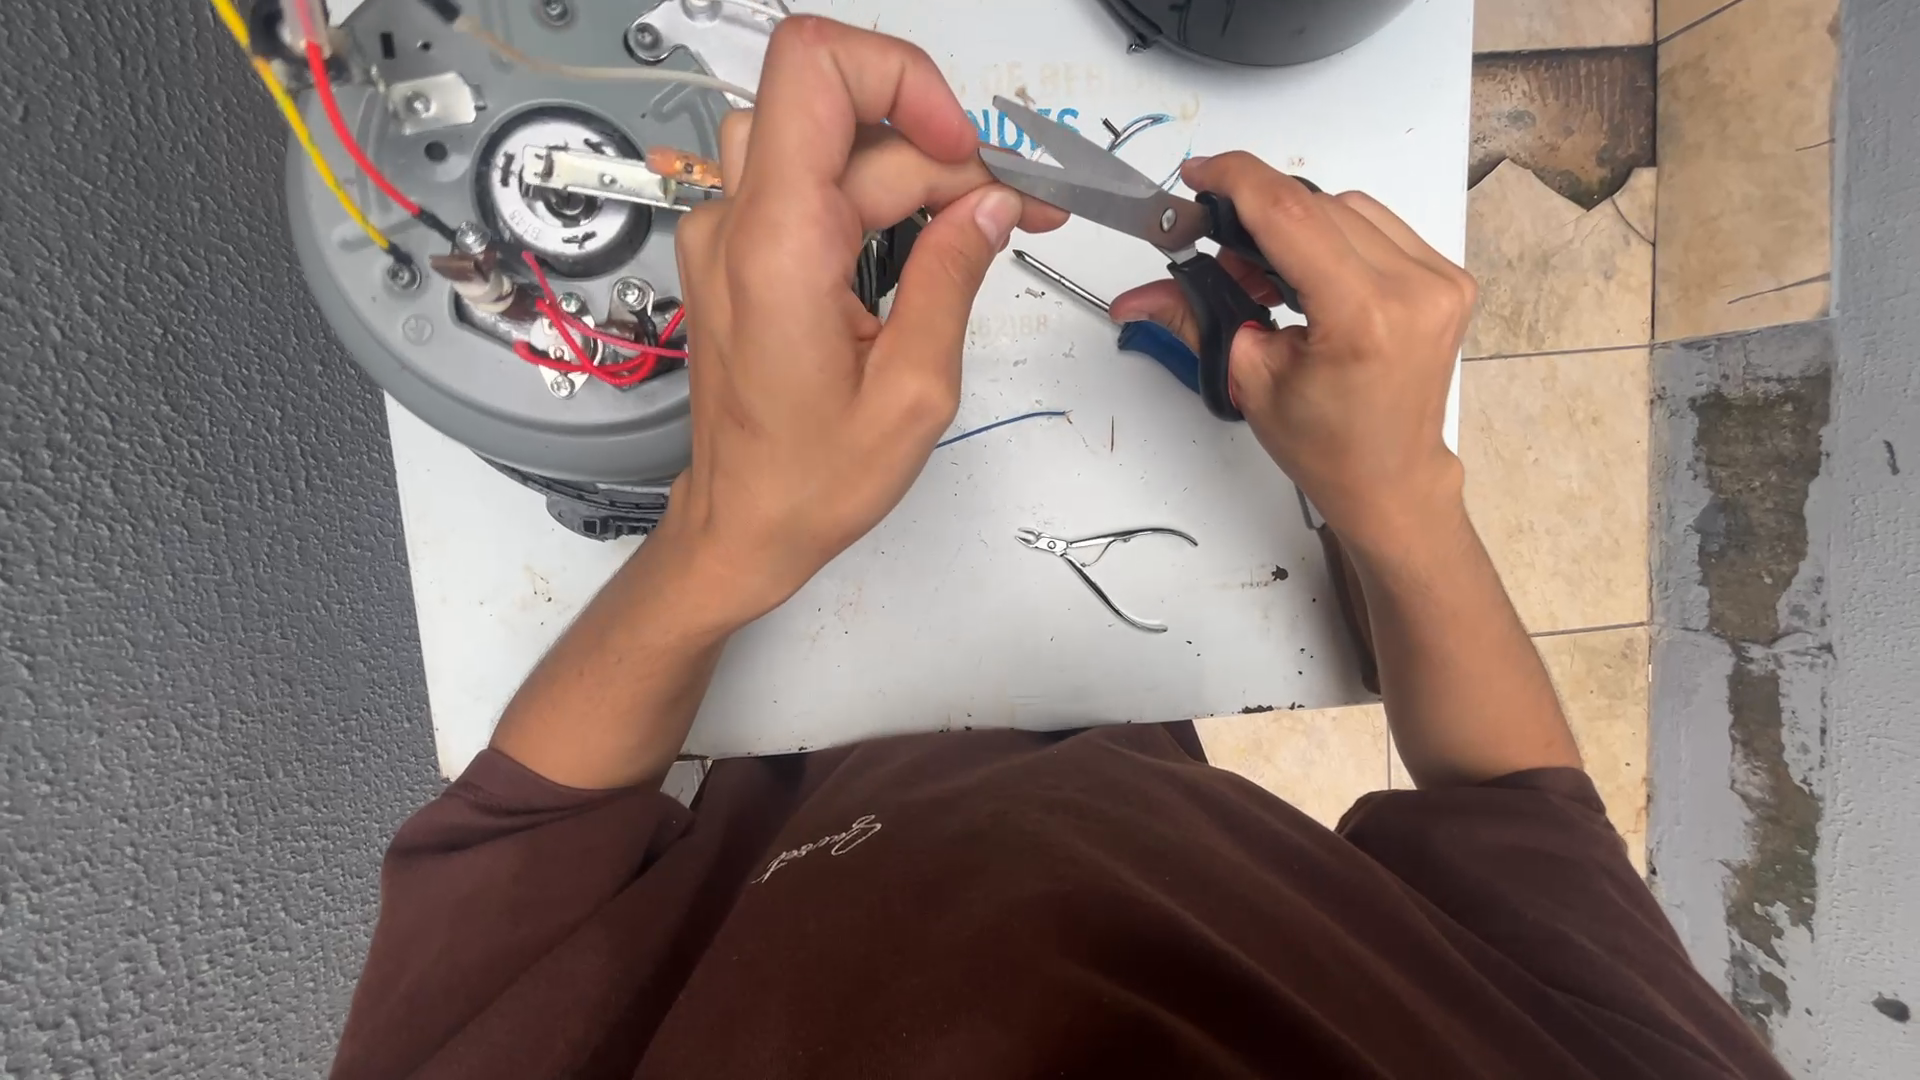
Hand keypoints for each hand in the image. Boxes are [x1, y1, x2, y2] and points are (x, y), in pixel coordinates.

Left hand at [657, 16, 1062, 624]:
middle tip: (1010, 212)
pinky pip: (802, 188)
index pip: (819, 70)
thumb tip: (988, 206)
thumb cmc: (812, 480)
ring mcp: (727, 240)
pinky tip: (910, 247)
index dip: (908, 83)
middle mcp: (737, 227)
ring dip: (900, 171)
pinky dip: (865, 199)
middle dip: (940, 157)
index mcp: (779, 248)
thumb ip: (952, 277)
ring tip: (960, 227)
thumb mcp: (914, 389)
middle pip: (845, 120)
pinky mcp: (735, 260)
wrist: (745, 522)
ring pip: (821, 142)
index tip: (971, 156)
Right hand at [1110, 153, 1474, 556]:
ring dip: (1297, 226)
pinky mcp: (1447, 277)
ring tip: (1265, 275)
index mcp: (1363, 318)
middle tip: (1220, 249)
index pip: (1292, 216)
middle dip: (1259, 215)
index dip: (1239, 181)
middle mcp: (1416, 288)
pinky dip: (1332, 237)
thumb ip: (1196, 317)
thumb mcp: (1249, 378)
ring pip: (1350, 209)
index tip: (1202, 172)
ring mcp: (1440, 279)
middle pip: (1319, 207)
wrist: (1388, 474)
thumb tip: (1140, 296)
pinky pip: (1378, 227)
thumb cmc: (1324, 445)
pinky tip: (1308, 274)